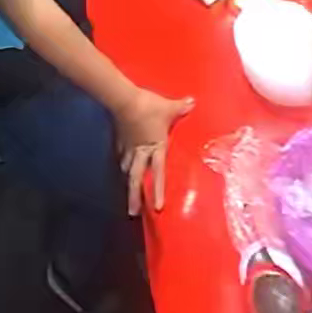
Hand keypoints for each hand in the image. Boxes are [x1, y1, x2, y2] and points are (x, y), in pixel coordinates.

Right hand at [114, 89, 194, 215]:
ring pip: (127, 166)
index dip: (158, 190)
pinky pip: (120, 151)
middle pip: (136, 178)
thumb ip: (181, 107)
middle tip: (133, 212)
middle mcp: (141, 151)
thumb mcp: (168, 108)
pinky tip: (121, 158)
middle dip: (134, 196)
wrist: (125, 100)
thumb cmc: (149, 107)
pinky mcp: (119, 137)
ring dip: (128, 176)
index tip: (157, 208)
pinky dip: (121, 157)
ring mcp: (128, 145)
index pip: (159, 173)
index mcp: (156, 147)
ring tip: (128, 184)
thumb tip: (193, 101)